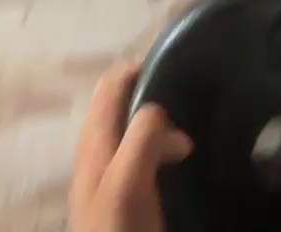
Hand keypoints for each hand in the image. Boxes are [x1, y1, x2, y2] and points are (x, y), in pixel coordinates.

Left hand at [70, 63, 194, 231]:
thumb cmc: (118, 229)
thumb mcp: (129, 181)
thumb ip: (142, 137)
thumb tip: (160, 109)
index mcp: (94, 139)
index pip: (109, 84)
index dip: (135, 69)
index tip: (172, 65)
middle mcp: (95, 150)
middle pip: (118, 104)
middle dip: (148, 93)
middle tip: (184, 97)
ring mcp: (105, 174)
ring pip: (128, 130)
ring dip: (154, 122)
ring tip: (186, 130)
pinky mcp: (118, 195)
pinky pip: (136, 154)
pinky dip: (156, 146)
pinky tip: (177, 159)